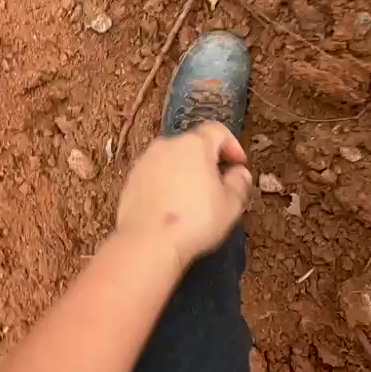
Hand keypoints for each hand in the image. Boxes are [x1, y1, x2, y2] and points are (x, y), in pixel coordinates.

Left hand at [115, 122, 252, 270]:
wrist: (148, 241)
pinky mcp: (131, 178)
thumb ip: (239, 183)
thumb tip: (239, 172)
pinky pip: (155, 174)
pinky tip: (172, 207)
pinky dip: (167, 183)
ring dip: (186, 172)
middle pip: (193, 144)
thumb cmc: (195, 220)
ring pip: (172, 159)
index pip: (217, 130)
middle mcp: (167, 145)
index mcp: (194, 144)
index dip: (232, 145)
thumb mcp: (230, 205)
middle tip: (219, 184)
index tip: (239, 164)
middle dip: (209, 160)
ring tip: (194, 199)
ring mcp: (145, 160)